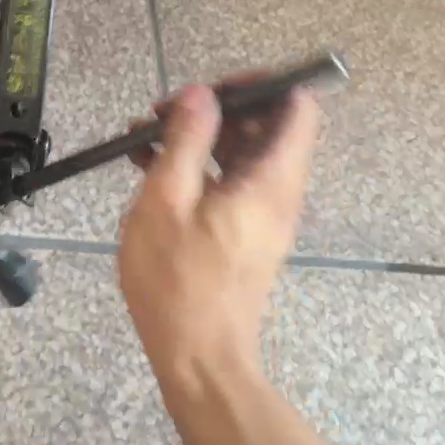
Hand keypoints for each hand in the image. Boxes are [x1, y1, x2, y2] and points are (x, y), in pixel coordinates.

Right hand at [117, 81, 321, 381]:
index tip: (214, 85)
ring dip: (198, 133)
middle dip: (216, 106)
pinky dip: (195, 162)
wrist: (197, 360)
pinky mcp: (241, 228)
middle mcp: (275, 191)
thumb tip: (200, 92)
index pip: (297, 107)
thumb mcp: (168, 200)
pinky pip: (227, 177)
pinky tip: (148, 162)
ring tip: (147, 133)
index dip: (263, 83)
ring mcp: (259, 211)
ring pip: (240, 150)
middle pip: (265, 125)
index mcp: (270, 180)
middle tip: (167, 110)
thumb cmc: (178, 281)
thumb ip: (187, 139)